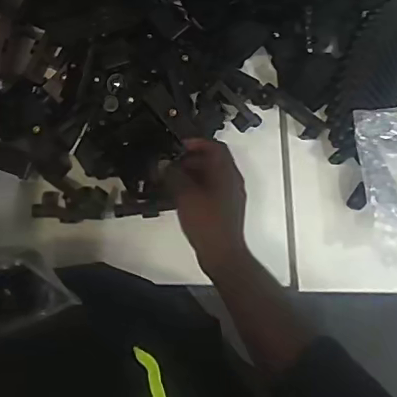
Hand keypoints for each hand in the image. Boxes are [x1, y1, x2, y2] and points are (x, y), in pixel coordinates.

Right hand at [170, 138, 249, 275]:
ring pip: (211, 175)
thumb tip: (165, 165)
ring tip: (172, 178)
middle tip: (172, 162)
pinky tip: (180, 195)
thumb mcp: (185, 194)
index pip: (215, 147)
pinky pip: (210, 189)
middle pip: (213, 160)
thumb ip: (173, 175)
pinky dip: (196, 186)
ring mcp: (229, 196)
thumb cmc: (209, 225)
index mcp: (226, 173)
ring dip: (192, 172)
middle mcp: (231, 182)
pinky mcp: (224, 209)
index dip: (196, 142)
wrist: (221, 253)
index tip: (180, 145)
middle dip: (190, 158)